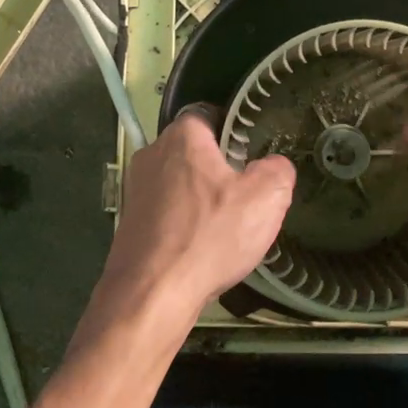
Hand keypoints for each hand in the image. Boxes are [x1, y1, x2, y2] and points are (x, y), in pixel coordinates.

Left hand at [105, 107, 296, 312]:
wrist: (150, 295)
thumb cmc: (209, 237)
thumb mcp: (265, 199)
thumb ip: (278, 171)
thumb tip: (275, 166)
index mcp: (183, 136)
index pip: (208, 113)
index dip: (233, 127)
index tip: (252, 152)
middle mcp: (152, 153)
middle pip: (193, 149)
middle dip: (219, 166)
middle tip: (245, 193)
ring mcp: (135, 188)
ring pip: (179, 181)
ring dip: (201, 197)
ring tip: (226, 225)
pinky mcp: (129, 221)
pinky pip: (166, 210)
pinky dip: (184, 222)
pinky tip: (201, 247)